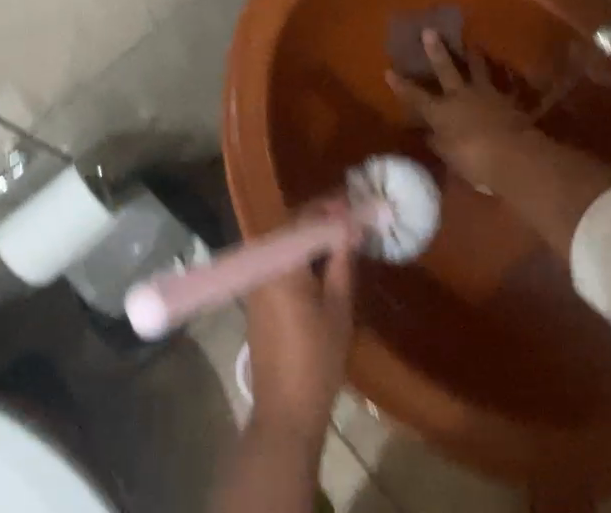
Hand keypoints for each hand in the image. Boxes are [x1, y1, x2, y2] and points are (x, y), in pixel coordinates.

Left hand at [245, 218, 354, 441]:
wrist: (285, 409)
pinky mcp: (256, 299)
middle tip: (350, 215)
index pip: (304, 219)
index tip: (355, 201)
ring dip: (309, 235)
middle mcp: (262, 267)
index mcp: (281, 265)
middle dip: (318, 217)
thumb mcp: (338, 307)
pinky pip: (278, 262)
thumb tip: (350, 227)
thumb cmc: (318, 359)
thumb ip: (341, 261)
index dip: (330, 207)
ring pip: (283, 244)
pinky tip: (322, 260)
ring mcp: (255, 283)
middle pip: (288, 228)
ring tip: (341, 233)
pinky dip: (299, 254)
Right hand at [386, 30, 531, 192]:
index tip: (388, 70)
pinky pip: (507, 85)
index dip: (401, 85)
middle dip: (436, 51)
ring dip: (473, 56)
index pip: (416, 97)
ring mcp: (486, 95)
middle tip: (429, 30)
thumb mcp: (449, 156)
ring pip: (478, 69)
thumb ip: (439, 143)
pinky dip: (507, 77)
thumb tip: (430, 135)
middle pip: (446, 70)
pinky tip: (508, 70)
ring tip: (472, 44)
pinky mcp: (509, 100)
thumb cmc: (474, 162)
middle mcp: (461, 96)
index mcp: (441, 112)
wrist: (514, 155)